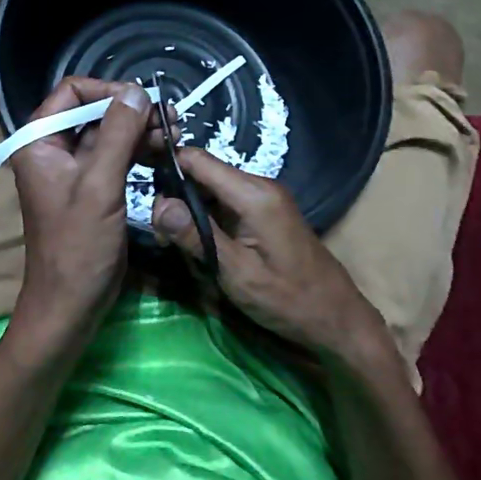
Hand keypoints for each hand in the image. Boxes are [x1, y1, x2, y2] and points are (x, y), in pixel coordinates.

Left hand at [8, 78, 152, 340]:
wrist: (70, 302)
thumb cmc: (77, 245)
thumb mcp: (99, 185)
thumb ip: (118, 134)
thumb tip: (137, 90)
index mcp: (39, 141)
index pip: (72, 92)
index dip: (108, 91)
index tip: (144, 101)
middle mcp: (51, 148)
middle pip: (93, 111)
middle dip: (131, 111)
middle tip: (173, 117)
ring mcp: (72, 168)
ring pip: (108, 133)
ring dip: (140, 130)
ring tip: (177, 131)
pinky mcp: (91, 186)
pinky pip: (114, 156)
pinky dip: (138, 150)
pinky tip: (165, 149)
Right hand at [152, 150, 394, 365]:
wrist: (337, 320)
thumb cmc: (288, 299)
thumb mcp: (236, 273)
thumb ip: (196, 236)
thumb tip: (158, 205)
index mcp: (253, 194)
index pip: (197, 159)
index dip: (167, 166)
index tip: (142, 191)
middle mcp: (258, 186)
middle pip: (202, 173)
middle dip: (175, 198)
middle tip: (162, 236)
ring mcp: (263, 198)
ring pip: (210, 190)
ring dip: (189, 213)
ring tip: (176, 245)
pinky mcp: (263, 212)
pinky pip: (224, 204)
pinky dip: (206, 220)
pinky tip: (200, 246)